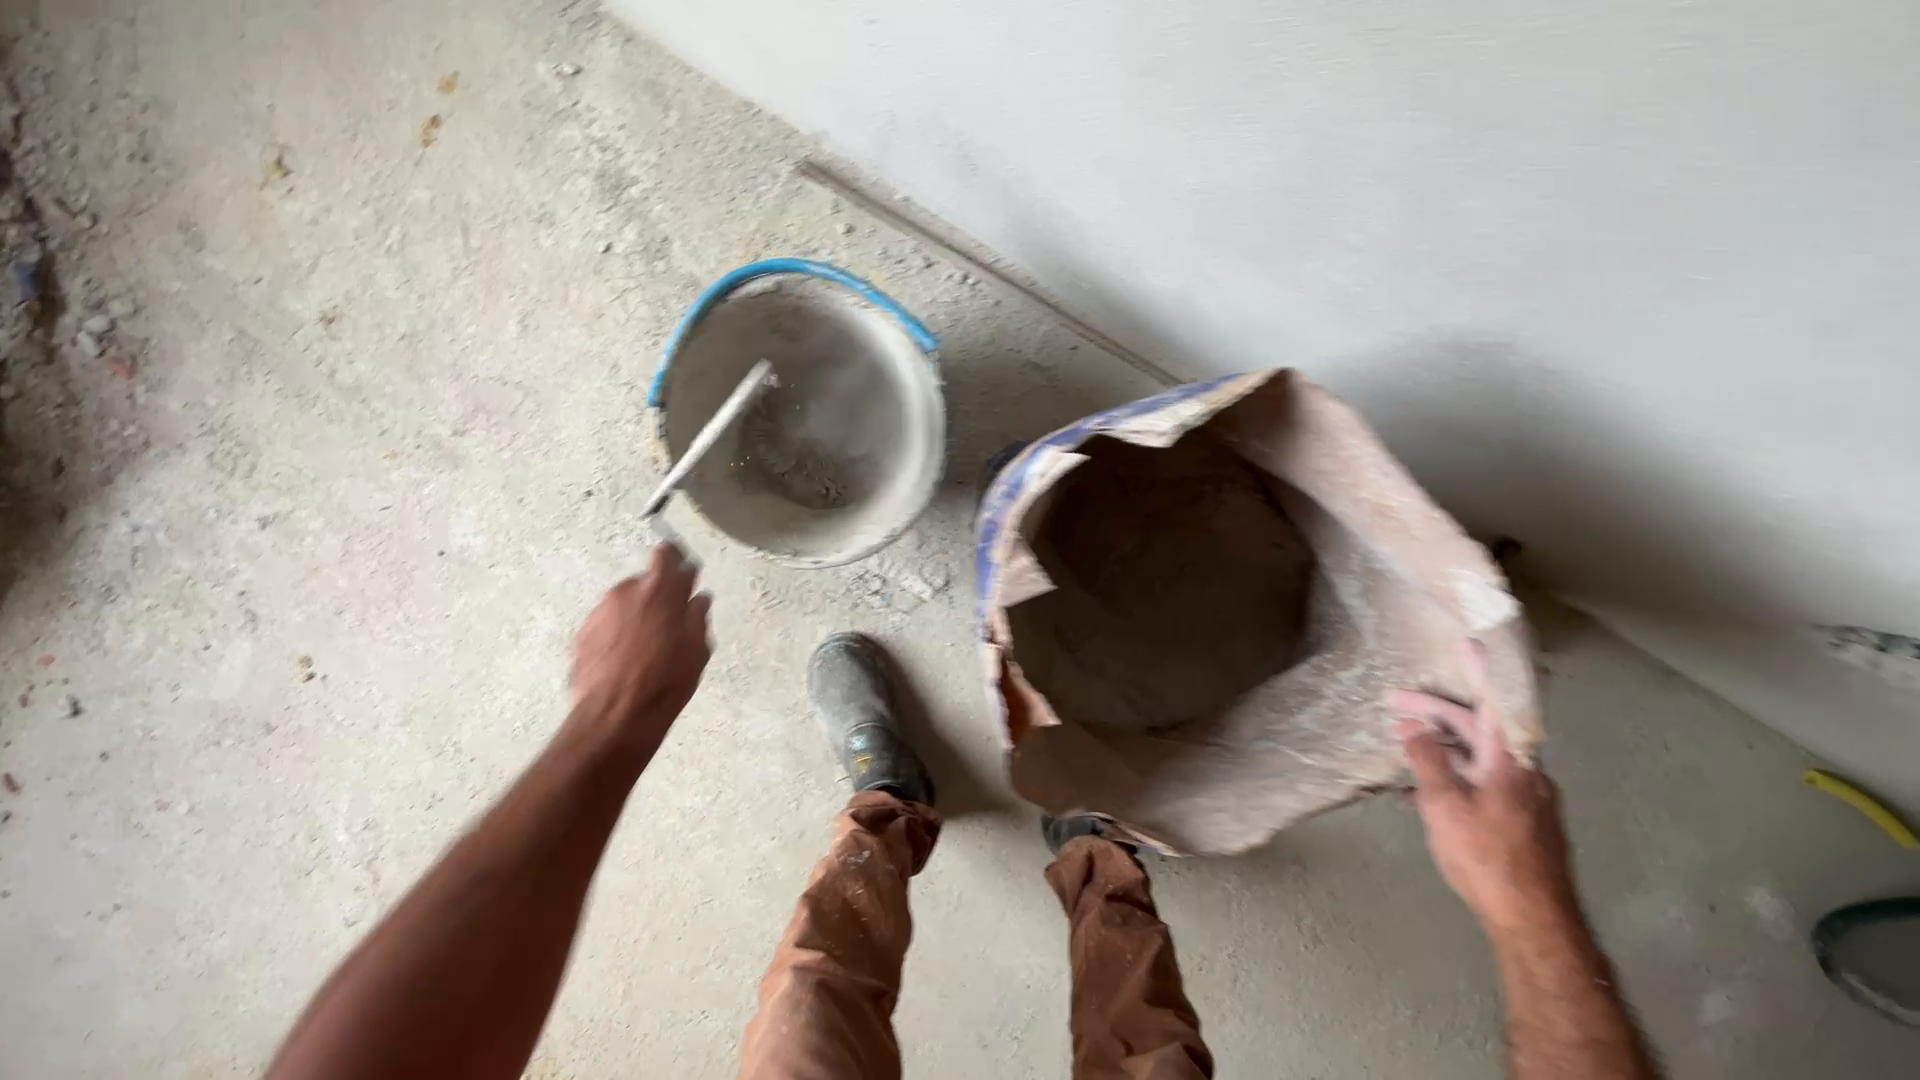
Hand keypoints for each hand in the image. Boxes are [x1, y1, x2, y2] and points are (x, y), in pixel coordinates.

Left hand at [568, 544, 711, 757]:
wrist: (616, 715)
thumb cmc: (663, 683)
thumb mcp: (697, 649)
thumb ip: (697, 616)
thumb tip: (697, 601)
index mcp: (659, 590)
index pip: (667, 553)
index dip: (677, 562)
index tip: (684, 574)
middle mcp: (626, 592)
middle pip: (645, 580)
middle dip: (658, 595)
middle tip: (671, 622)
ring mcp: (600, 612)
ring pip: (625, 602)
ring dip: (637, 614)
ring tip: (648, 646)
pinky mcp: (583, 633)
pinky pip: (607, 622)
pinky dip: (618, 632)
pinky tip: (629, 657)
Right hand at [1393, 640, 1572, 930]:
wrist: (1534, 919)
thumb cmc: (1485, 854)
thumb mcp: (1444, 804)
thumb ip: (1428, 760)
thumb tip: (1413, 726)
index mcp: (1508, 760)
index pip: (1493, 702)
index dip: (1480, 672)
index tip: (1469, 642)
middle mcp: (1524, 772)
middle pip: (1480, 730)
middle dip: (1437, 714)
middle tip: (1394, 707)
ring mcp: (1528, 799)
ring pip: (1480, 757)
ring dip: (1443, 748)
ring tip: (1405, 749)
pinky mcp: (1525, 822)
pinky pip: (1485, 783)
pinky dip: (1456, 777)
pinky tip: (1427, 798)